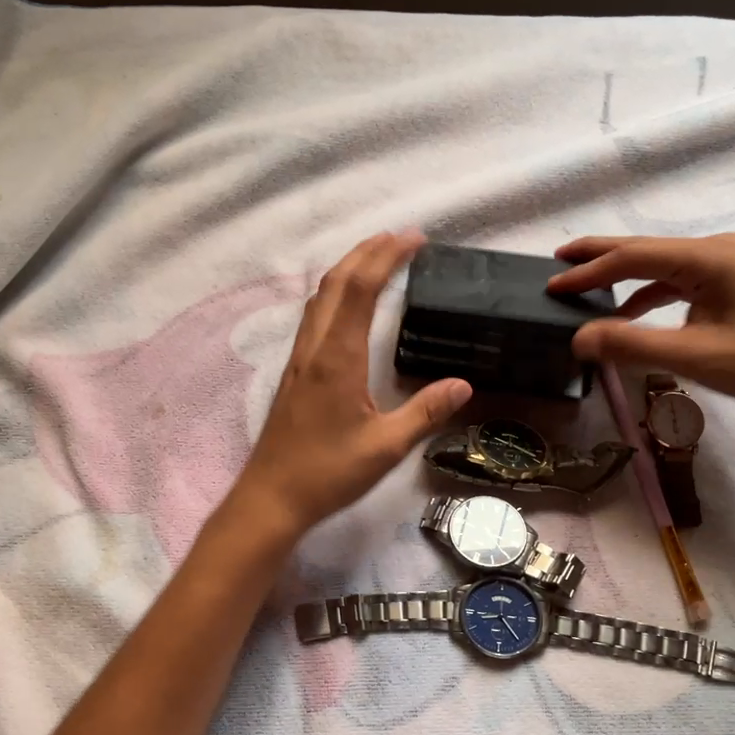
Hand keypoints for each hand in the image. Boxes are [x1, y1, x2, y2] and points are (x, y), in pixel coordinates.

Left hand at [232, 230, 472, 533]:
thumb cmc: (327, 473)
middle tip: (401, 238)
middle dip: (367, 251)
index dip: (387, 256)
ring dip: (348, 268)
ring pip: (320, 296)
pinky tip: (346, 305)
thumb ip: (425, 412)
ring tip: (377, 258)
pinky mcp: (295, 373)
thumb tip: (463, 385)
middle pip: (336, 281)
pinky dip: (335, 293)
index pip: (361, 288)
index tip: (415, 239)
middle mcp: (314, 348)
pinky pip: (314, 316)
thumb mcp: (385, 447)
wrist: (271, 496)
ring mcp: (300, 359)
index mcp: (337, 357)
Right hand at [547, 234, 734, 418]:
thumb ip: (631, 345)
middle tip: (558, 261)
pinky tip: (631, 312)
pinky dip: (648, 293)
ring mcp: (728, 265)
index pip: (632, 258)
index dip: (588, 272)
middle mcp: (717, 251)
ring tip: (584, 285)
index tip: (551, 286)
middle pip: (645, 249)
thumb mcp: (693, 357)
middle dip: (600, 257)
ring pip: (661, 265)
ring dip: (622, 277)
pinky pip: (679, 281)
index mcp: (708, 258)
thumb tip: (578, 339)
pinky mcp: (734, 284)